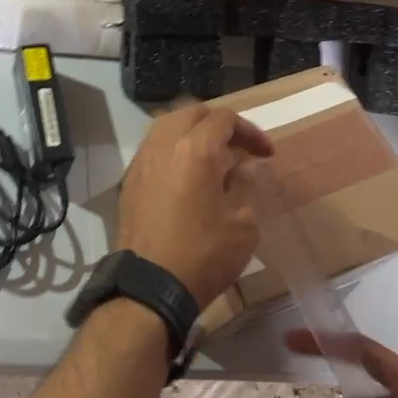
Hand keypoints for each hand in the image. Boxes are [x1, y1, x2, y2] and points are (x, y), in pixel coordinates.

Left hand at [116, 103, 274, 306]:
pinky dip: (173, 146)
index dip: (249, 131)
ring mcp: (143, 158)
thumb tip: (243, 165)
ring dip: (193, 130)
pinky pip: (154, 145)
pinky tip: (186, 171)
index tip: (266, 153)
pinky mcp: (130, 176)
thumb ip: (244, 185)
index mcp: (196, 149)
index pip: (223, 119)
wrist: (150, 284)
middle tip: (240, 147)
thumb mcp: (242, 224)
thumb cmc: (204, 254)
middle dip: (220, 124)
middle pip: (193, 113)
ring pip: (168, 123)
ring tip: (213, 154)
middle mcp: (164, 143)